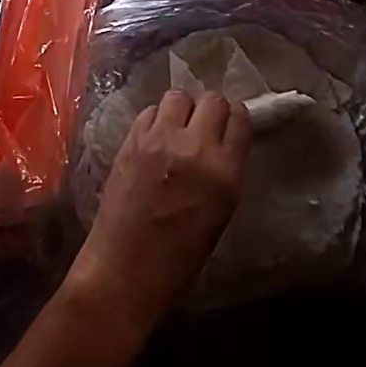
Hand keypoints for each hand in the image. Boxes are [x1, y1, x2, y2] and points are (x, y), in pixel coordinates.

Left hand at [67, 90, 252, 328]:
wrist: (125, 270)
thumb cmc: (181, 255)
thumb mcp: (222, 211)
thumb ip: (226, 170)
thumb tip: (224, 142)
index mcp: (224, 172)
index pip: (240, 119)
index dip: (236, 119)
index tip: (231, 126)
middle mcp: (195, 148)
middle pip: (213, 100)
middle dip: (212, 110)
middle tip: (205, 126)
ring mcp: (159, 141)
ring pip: (179, 96)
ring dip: (183, 109)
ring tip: (178, 127)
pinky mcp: (131, 142)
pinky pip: (150, 111)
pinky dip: (156, 119)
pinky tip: (155, 138)